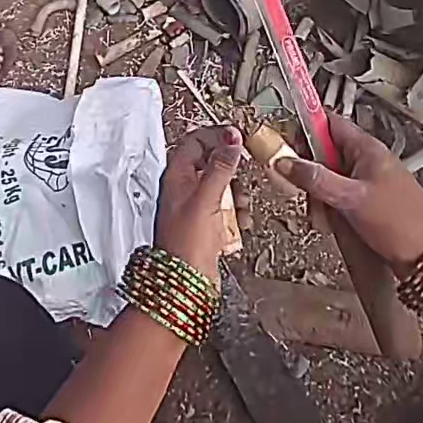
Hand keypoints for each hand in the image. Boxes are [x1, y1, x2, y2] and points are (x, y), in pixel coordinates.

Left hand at [155, 125, 243, 280]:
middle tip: (245, 169)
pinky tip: (241, 220)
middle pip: (210, 162)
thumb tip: (232, 139)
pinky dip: (236, 210)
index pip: (195, 142)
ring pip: (221, 185)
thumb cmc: (186, 244)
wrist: (184, 286)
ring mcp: (196, 207)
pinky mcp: (207, 224)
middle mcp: (185, 189)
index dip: (216, 136)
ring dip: (237, 190)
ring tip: (242, 202)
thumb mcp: (206, 198)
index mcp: (177, 177)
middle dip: (231, 166)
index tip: (237, 137)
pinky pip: (226, 208)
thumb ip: (220, 166)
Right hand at [276, 113, 422, 271]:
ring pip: (326, 176)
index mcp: (365, 148)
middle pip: (323, 151)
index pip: (328, 122)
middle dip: (307, 170)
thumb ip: (315, 179)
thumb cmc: (401, 221)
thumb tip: (285, 162)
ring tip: (321, 212)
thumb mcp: (350, 197)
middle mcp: (364, 160)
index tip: (285, 137)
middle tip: (300, 186)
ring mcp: (364, 181)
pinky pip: (335, 195)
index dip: (305, 126)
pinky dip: (328, 206)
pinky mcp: (364, 201)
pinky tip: (329, 220)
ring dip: (317, 193)